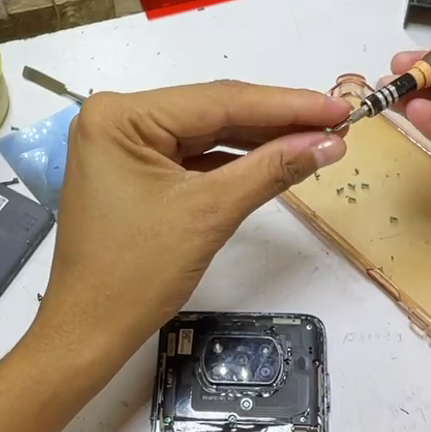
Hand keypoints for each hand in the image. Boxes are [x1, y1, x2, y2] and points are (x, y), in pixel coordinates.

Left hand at [30, 82, 348, 365]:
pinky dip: (232, 163)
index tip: (341, 107)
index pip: (219, 100)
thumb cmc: (138, 273)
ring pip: (205, 135)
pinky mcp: (133, 173)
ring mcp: (123, 147)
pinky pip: (192, 158)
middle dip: (276, 122)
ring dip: (259, 142)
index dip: (287, 105)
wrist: (90, 331)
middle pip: (212, 113)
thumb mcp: (210, 214)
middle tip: (338, 122)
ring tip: (317, 141)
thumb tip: (330, 143)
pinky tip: (274, 160)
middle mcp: (117, 119)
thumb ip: (271, 170)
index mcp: (121, 116)